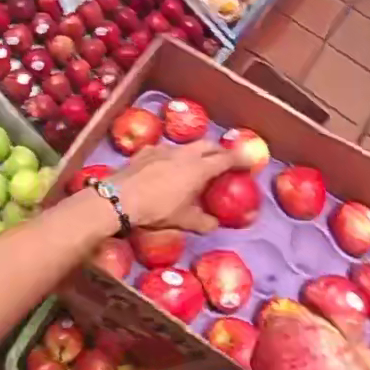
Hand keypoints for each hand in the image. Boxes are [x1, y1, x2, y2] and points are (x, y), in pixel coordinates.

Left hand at [101, 141, 231, 231]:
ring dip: (195, 151)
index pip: (226, 158)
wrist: (120, 198)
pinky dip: (173, 156)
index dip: (240, 158)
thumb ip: (203, 221)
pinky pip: (165, 149)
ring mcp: (162, 149)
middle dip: (219, 150)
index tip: (249, 160)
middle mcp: (183, 153)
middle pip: (208, 145)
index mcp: (198, 168)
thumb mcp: (184, 220)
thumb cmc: (156, 209)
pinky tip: (167, 166)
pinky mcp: (145, 151)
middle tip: (224, 160)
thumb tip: (214, 224)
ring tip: (196, 164)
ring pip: (186, 145)